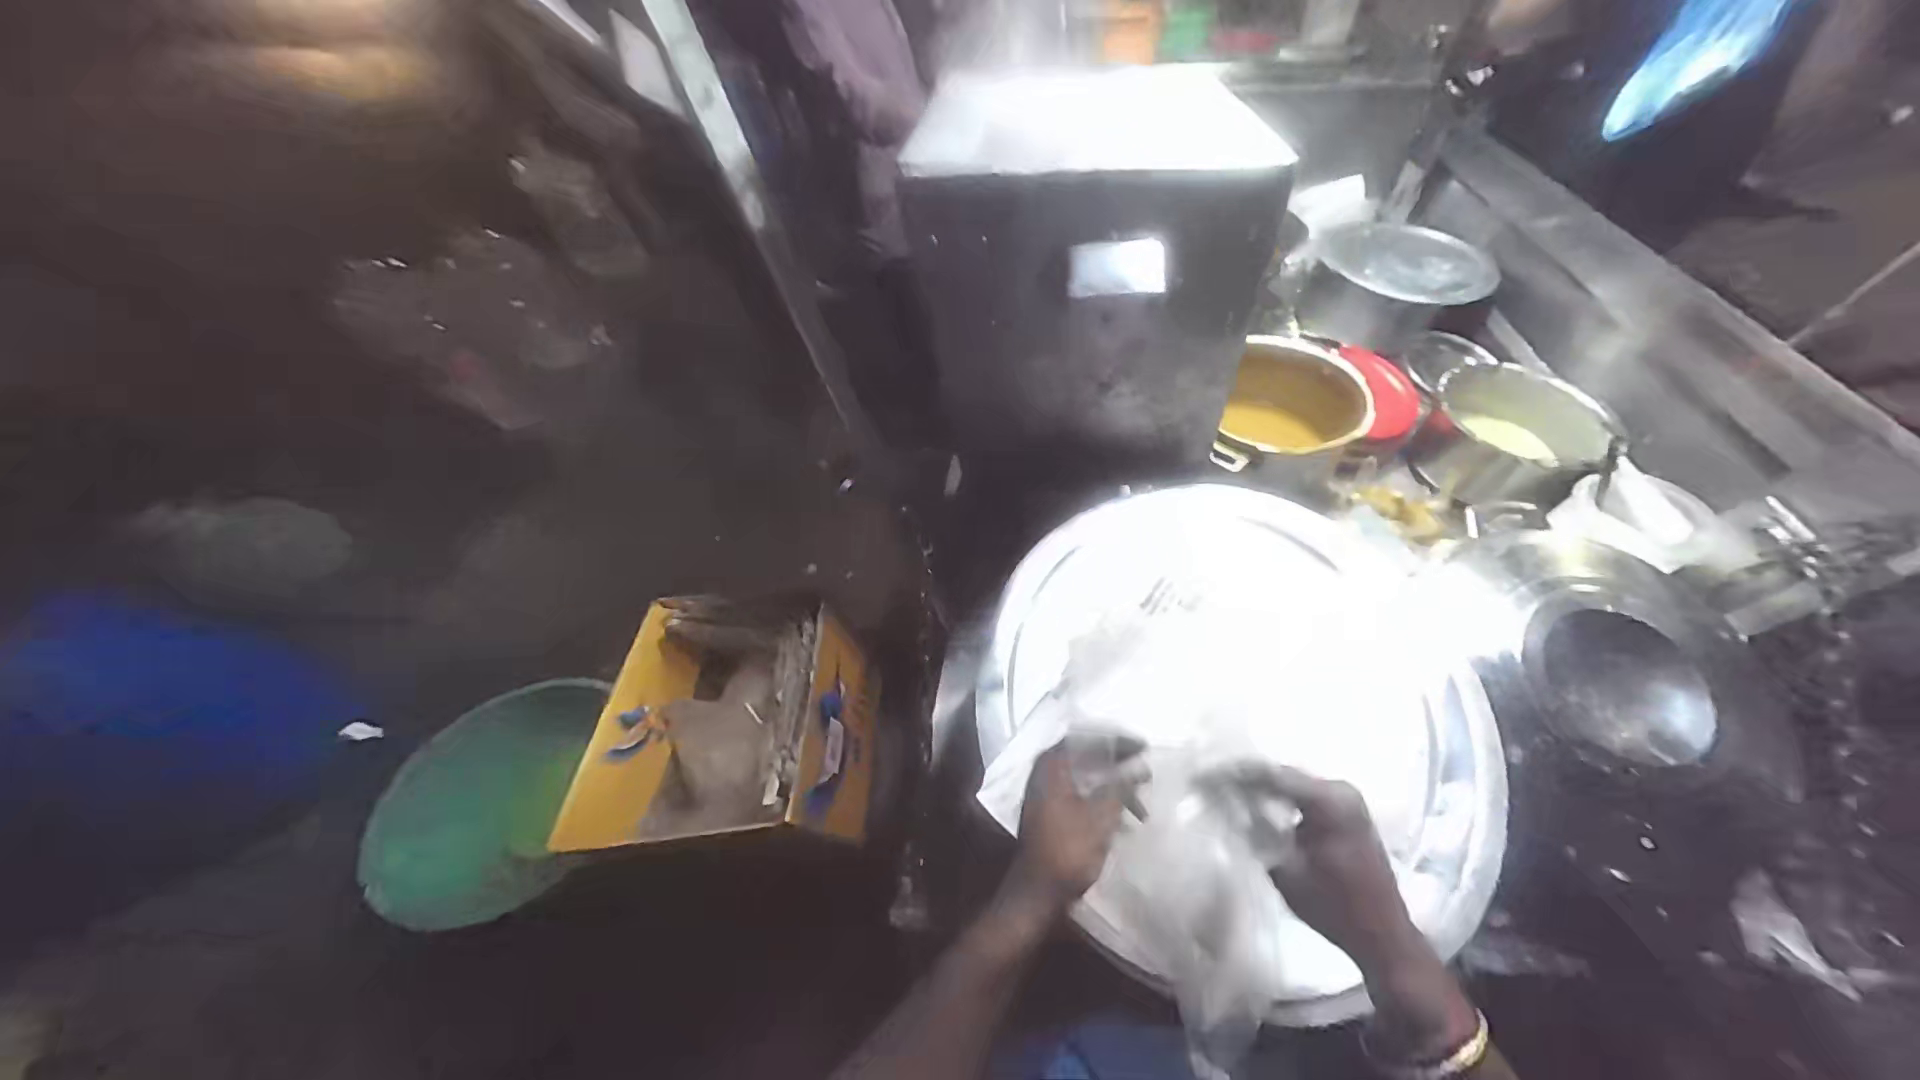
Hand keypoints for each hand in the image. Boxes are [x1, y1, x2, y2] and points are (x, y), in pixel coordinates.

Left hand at [1002, 743, 1135, 918]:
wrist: (1037, 892)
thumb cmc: (1068, 850)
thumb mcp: (1101, 817)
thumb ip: (1120, 787)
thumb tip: (1139, 768)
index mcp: (1052, 765)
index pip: (1087, 738)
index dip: (1117, 741)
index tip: (1143, 748)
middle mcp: (1045, 771)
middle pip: (1087, 756)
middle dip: (1119, 765)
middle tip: (1146, 773)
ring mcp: (1046, 792)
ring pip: (1086, 778)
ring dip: (1114, 788)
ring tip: (1142, 808)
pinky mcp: (1050, 812)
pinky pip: (1081, 795)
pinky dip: (1102, 801)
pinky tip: (1124, 820)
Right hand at [1227, 764, 1478, 1059]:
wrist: (1385, 940)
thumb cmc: (1335, 908)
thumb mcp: (1283, 869)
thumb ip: (1252, 829)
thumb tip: (1219, 803)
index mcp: (1330, 799)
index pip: (1268, 773)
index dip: (1229, 773)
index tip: (1198, 775)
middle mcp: (1340, 789)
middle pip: (1278, 773)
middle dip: (1240, 777)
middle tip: (1204, 782)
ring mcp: (1345, 799)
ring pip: (1287, 783)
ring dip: (1256, 787)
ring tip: (1218, 790)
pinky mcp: (1344, 811)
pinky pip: (1299, 795)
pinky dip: (1274, 798)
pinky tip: (1249, 804)